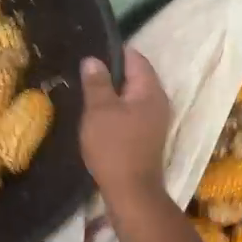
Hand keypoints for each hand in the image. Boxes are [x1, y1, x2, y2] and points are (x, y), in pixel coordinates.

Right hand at [80, 48, 172, 211]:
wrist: (131, 191)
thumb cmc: (114, 147)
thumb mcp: (99, 110)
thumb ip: (97, 82)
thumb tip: (93, 59)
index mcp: (150, 90)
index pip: (135, 58)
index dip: (113, 52)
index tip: (89, 51)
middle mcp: (158, 101)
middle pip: (135, 76)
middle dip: (111, 72)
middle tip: (83, 70)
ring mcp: (155, 120)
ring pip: (132, 95)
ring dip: (112, 91)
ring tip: (87, 90)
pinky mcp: (147, 135)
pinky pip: (131, 111)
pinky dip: (116, 107)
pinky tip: (97, 113)